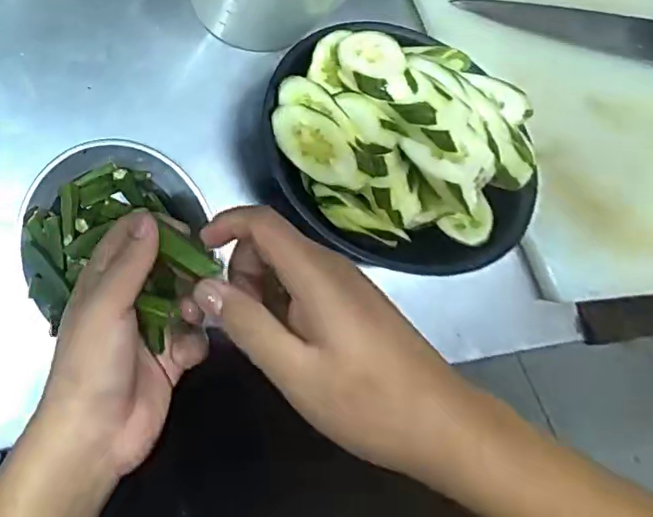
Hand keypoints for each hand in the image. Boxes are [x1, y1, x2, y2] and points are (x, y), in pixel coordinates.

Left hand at [0, 212, 207, 516]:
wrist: (96, 433)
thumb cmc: (91, 360)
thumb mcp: (107, 303)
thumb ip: (131, 262)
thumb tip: (147, 216)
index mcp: (102, 278)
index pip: (127, 237)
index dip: (152, 228)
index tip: (183, 228)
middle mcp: (125, 298)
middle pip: (160, 266)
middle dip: (181, 267)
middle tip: (200, 270)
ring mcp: (148, 328)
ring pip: (180, 299)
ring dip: (190, 304)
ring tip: (190, 314)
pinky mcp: (169, 360)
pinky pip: (191, 338)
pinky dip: (194, 341)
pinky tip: (186, 353)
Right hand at [193, 207, 484, 483]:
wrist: (453, 432)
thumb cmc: (371, 404)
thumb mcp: (296, 372)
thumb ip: (246, 324)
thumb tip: (204, 286)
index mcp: (315, 272)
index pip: (260, 220)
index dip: (224, 224)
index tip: (199, 251)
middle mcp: (330, 265)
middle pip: (267, 241)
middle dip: (240, 270)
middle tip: (237, 319)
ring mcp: (347, 282)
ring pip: (284, 262)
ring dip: (260, 289)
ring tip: (267, 340)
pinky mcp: (356, 300)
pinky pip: (303, 281)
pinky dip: (282, 300)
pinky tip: (293, 344)